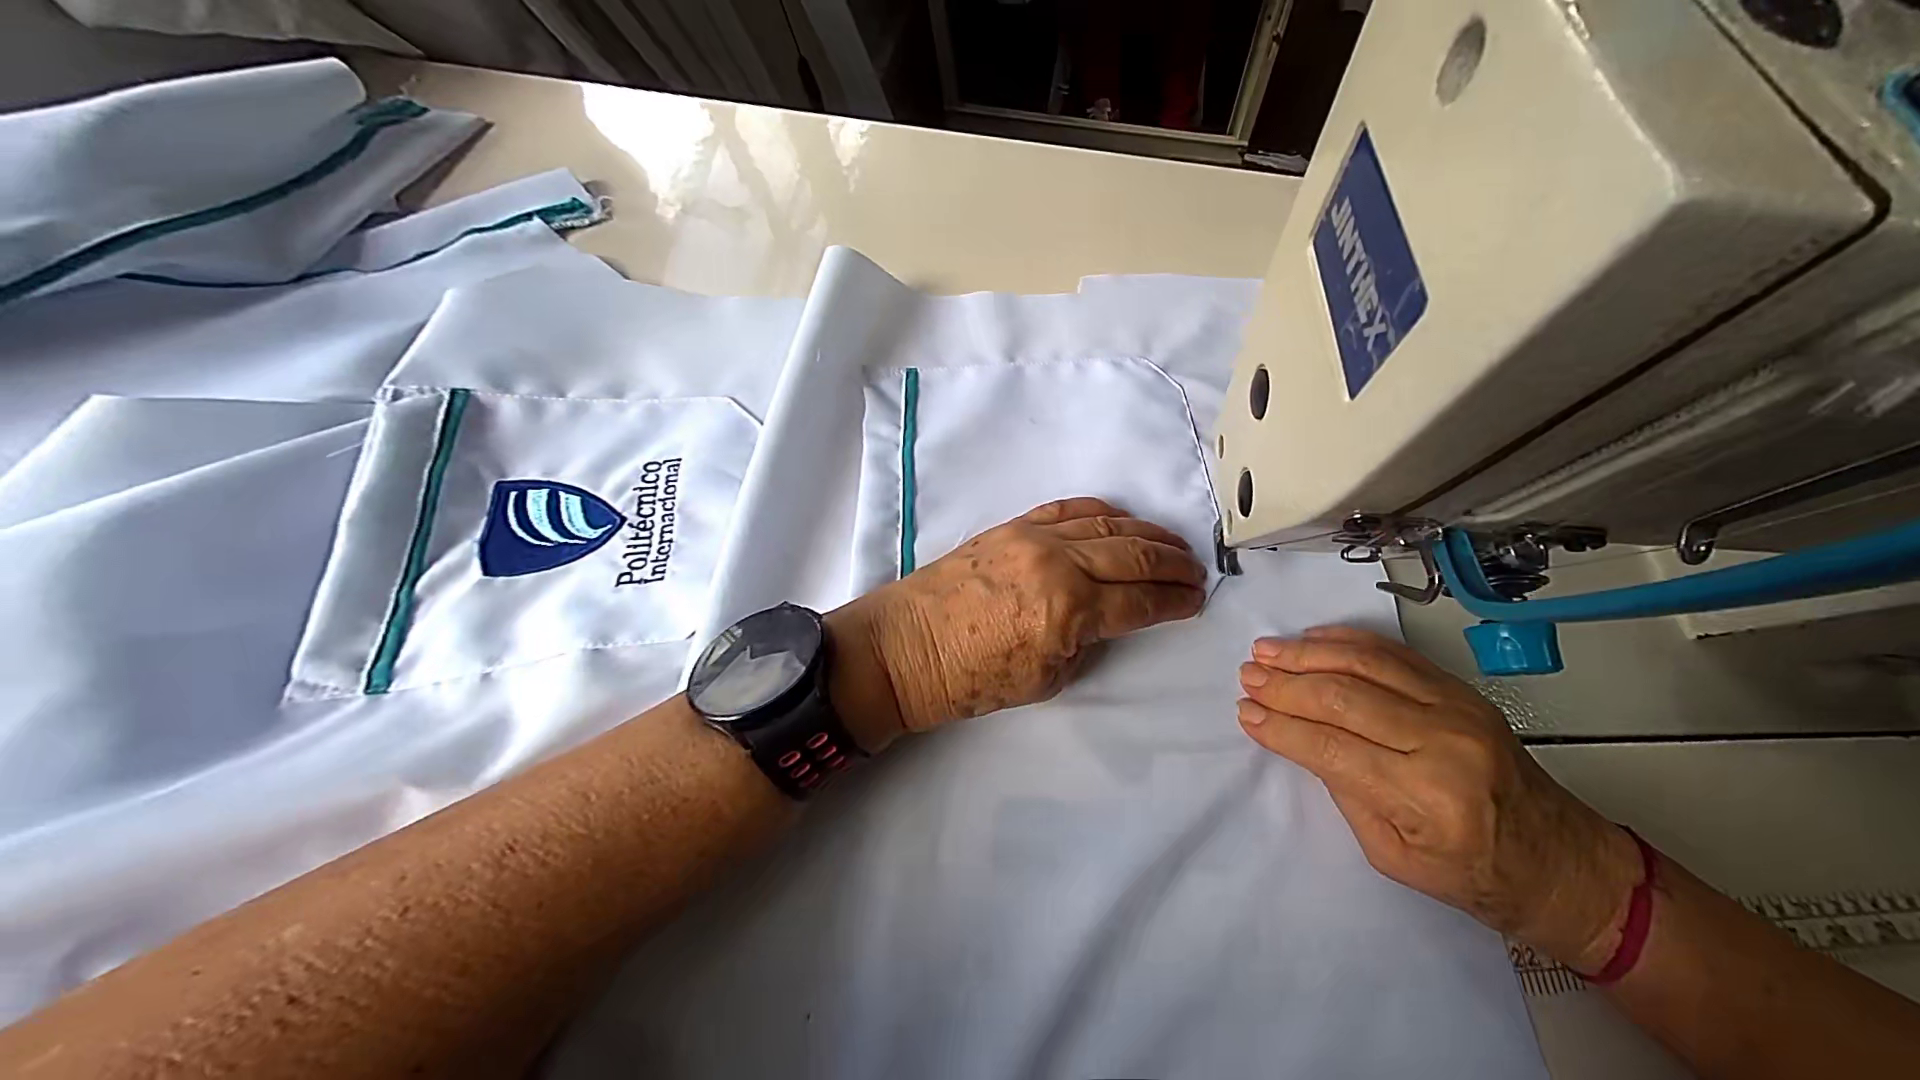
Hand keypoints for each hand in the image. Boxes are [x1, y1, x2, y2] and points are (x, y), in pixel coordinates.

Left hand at [826, 498, 1207, 752]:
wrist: (905, 648)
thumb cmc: (969, 679)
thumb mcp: (1044, 681)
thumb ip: (1084, 643)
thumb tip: (1104, 617)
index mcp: (1069, 612)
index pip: (1140, 602)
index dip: (1174, 602)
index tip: (1195, 601)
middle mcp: (1058, 564)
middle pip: (1133, 555)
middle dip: (1172, 564)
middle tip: (1194, 571)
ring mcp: (1032, 538)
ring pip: (1106, 525)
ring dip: (1146, 533)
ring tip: (1171, 543)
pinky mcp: (1011, 526)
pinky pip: (1067, 509)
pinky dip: (1101, 512)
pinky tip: (1120, 520)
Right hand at [1235, 626, 1642, 972]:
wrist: (1560, 861)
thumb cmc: (1472, 873)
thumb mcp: (1392, 855)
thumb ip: (1345, 792)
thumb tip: (1299, 737)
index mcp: (1427, 797)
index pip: (1331, 748)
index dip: (1281, 728)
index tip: (1246, 713)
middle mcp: (1445, 744)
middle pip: (1343, 697)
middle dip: (1286, 685)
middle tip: (1248, 676)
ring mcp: (1459, 710)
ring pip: (1365, 664)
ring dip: (1307, 654)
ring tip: (1266, 651)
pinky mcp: (1463, 692)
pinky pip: (1395, 654)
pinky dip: (1347, 641)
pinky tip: (1312, 640)